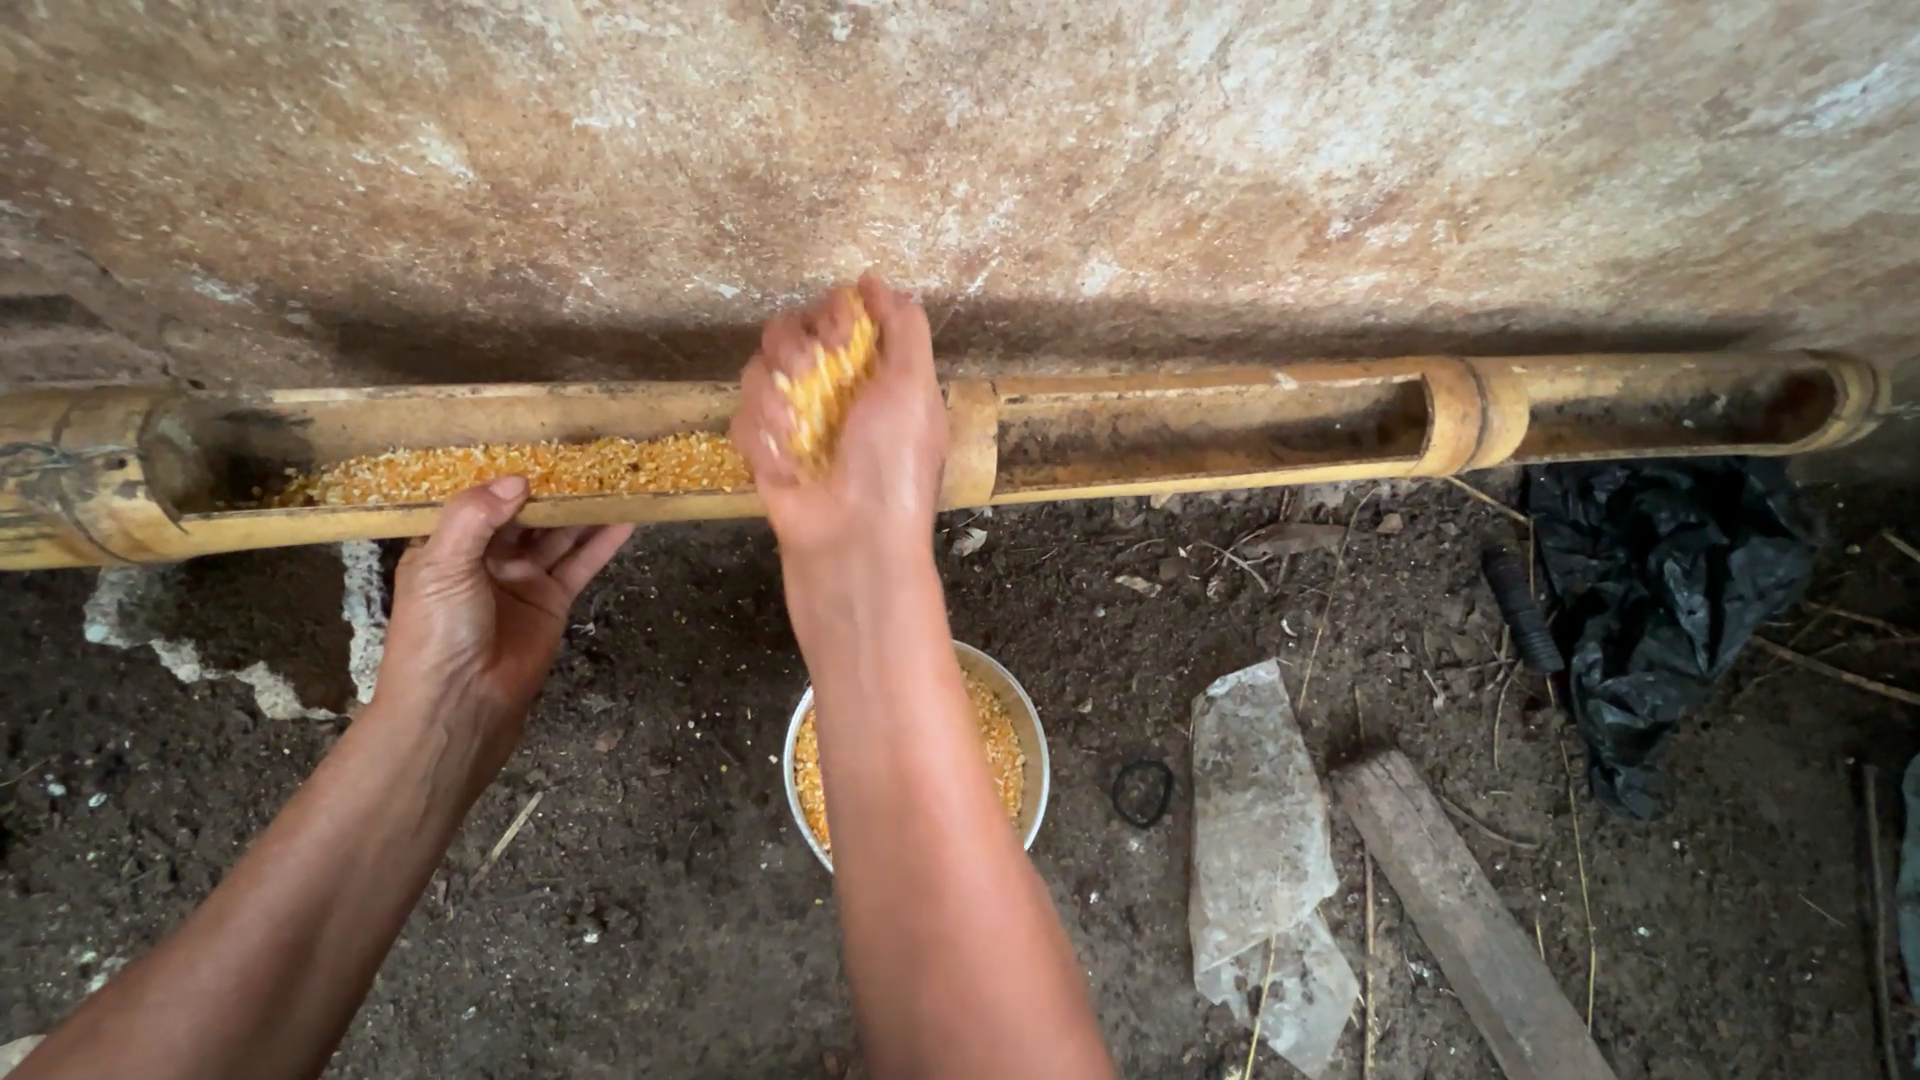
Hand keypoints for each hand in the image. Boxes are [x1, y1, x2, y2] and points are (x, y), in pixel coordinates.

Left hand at [371, 476, 632, 784]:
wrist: (461, 700)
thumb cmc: (437, 630)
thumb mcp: (441, 565)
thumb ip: (475, 517)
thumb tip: (519, 479)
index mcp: (446, 544)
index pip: (479, 500)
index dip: (506, 475)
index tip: (537, 446)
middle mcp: (486, 557)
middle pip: (525, 514)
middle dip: (552, 488)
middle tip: (586, 456)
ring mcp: (523, 579)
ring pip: (558, 535)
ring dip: (583, 510)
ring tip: (613, 478)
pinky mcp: (554, 599)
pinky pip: (582, 562)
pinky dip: (604, 541)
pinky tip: (627, 517)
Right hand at [731, 274, 948, 560]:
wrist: (855, 543)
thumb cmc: (894, 466)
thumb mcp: (916, 388)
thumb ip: (903, 327)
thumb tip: (874, 280)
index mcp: (875, 374)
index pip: (838, 315)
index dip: (834, 313)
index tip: (842, 335)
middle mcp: (834, 391)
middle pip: (789, 332)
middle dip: (795, 346)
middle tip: (810, 372)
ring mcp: (796, 421)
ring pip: (758, 370)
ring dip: (773, 395)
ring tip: (793, 427)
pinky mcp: (764, 451)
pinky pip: (743, 418)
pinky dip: (760, 438)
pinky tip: (784, 465)